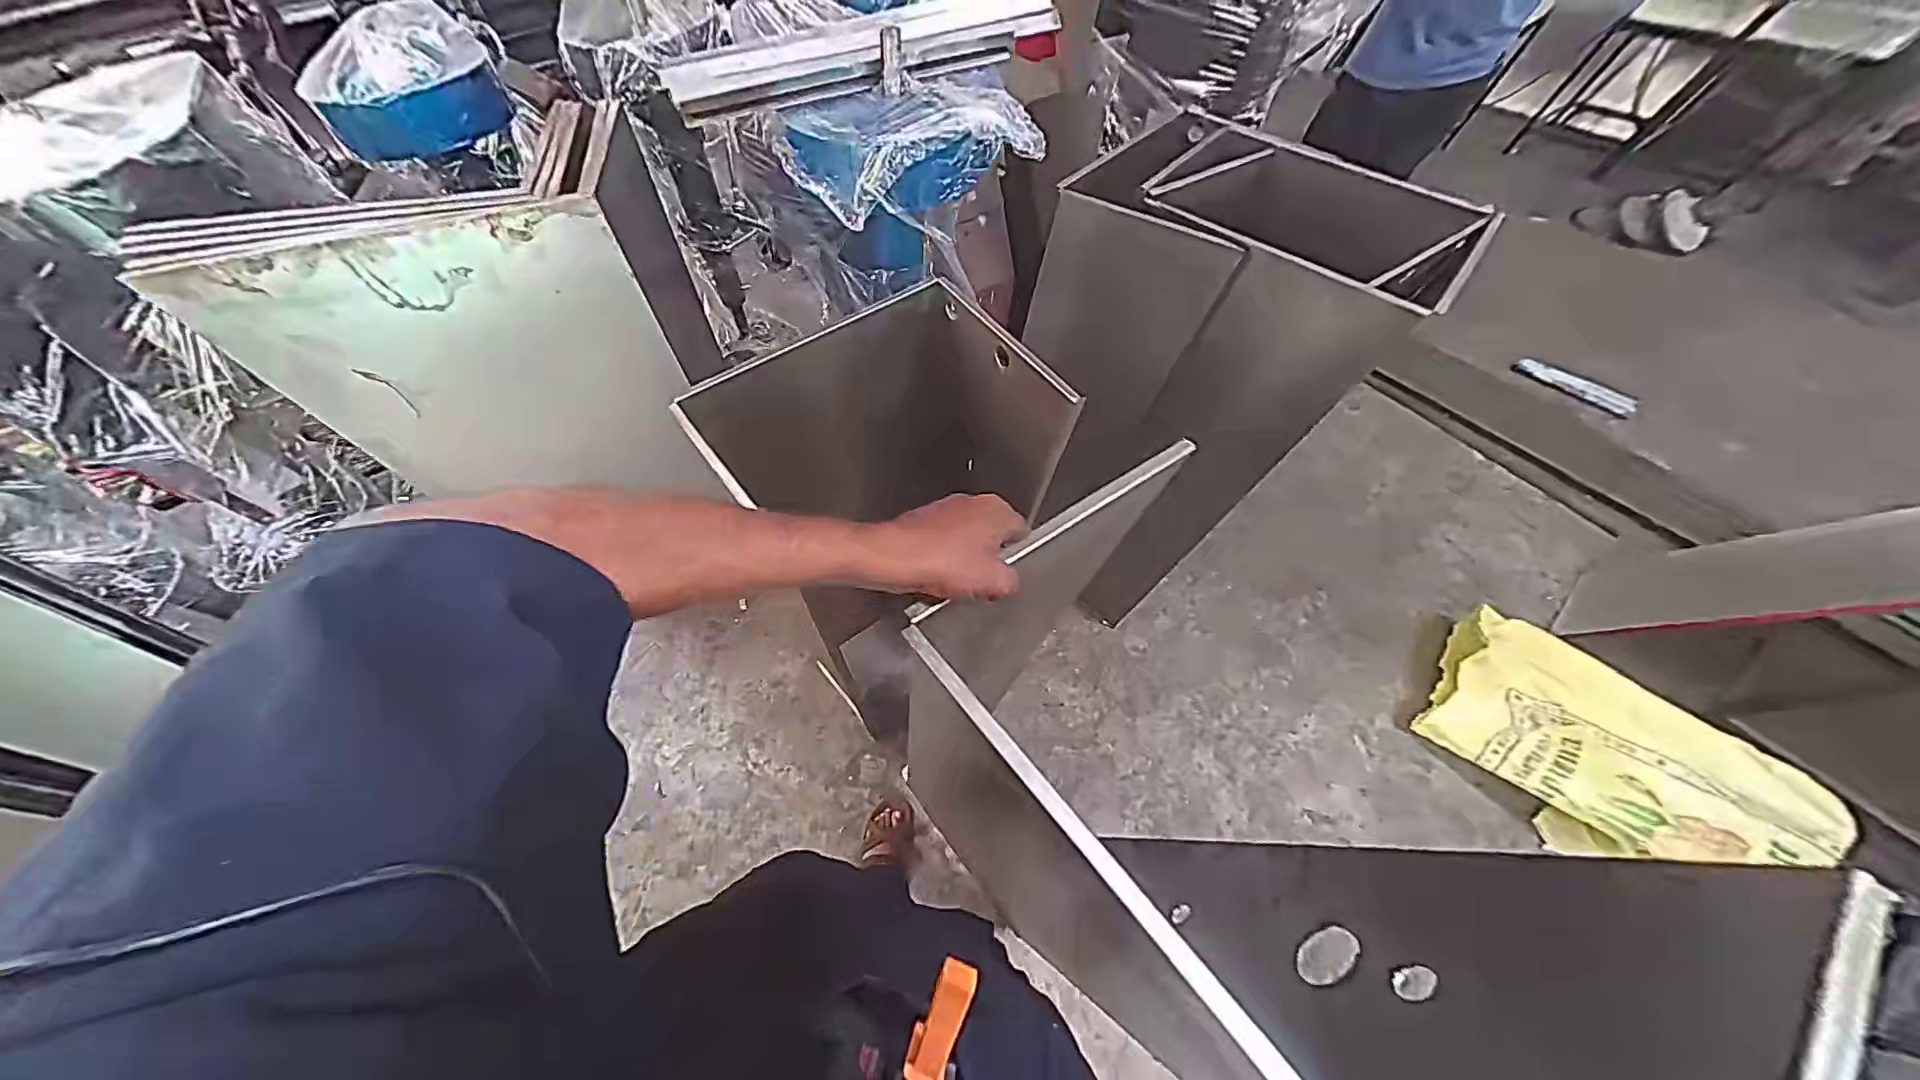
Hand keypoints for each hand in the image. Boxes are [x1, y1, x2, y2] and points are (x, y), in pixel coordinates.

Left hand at [863, 494, 1027, 599]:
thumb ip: (1011, 581)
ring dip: (963, 563)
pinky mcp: (925, 522)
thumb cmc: (938, 559)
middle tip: (979, 583)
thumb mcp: (994, 581)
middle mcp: (973, 503)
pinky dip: (941, 561)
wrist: (893, 556)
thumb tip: (1009, 583)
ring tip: (953, 582)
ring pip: (966, 544)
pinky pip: (943, 546)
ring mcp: (947, 510)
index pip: (1021, 533)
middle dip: (987, 562)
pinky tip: (935, 576)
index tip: (1006, 575)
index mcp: (997, 509)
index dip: (1015, 559)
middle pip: (993, 539)